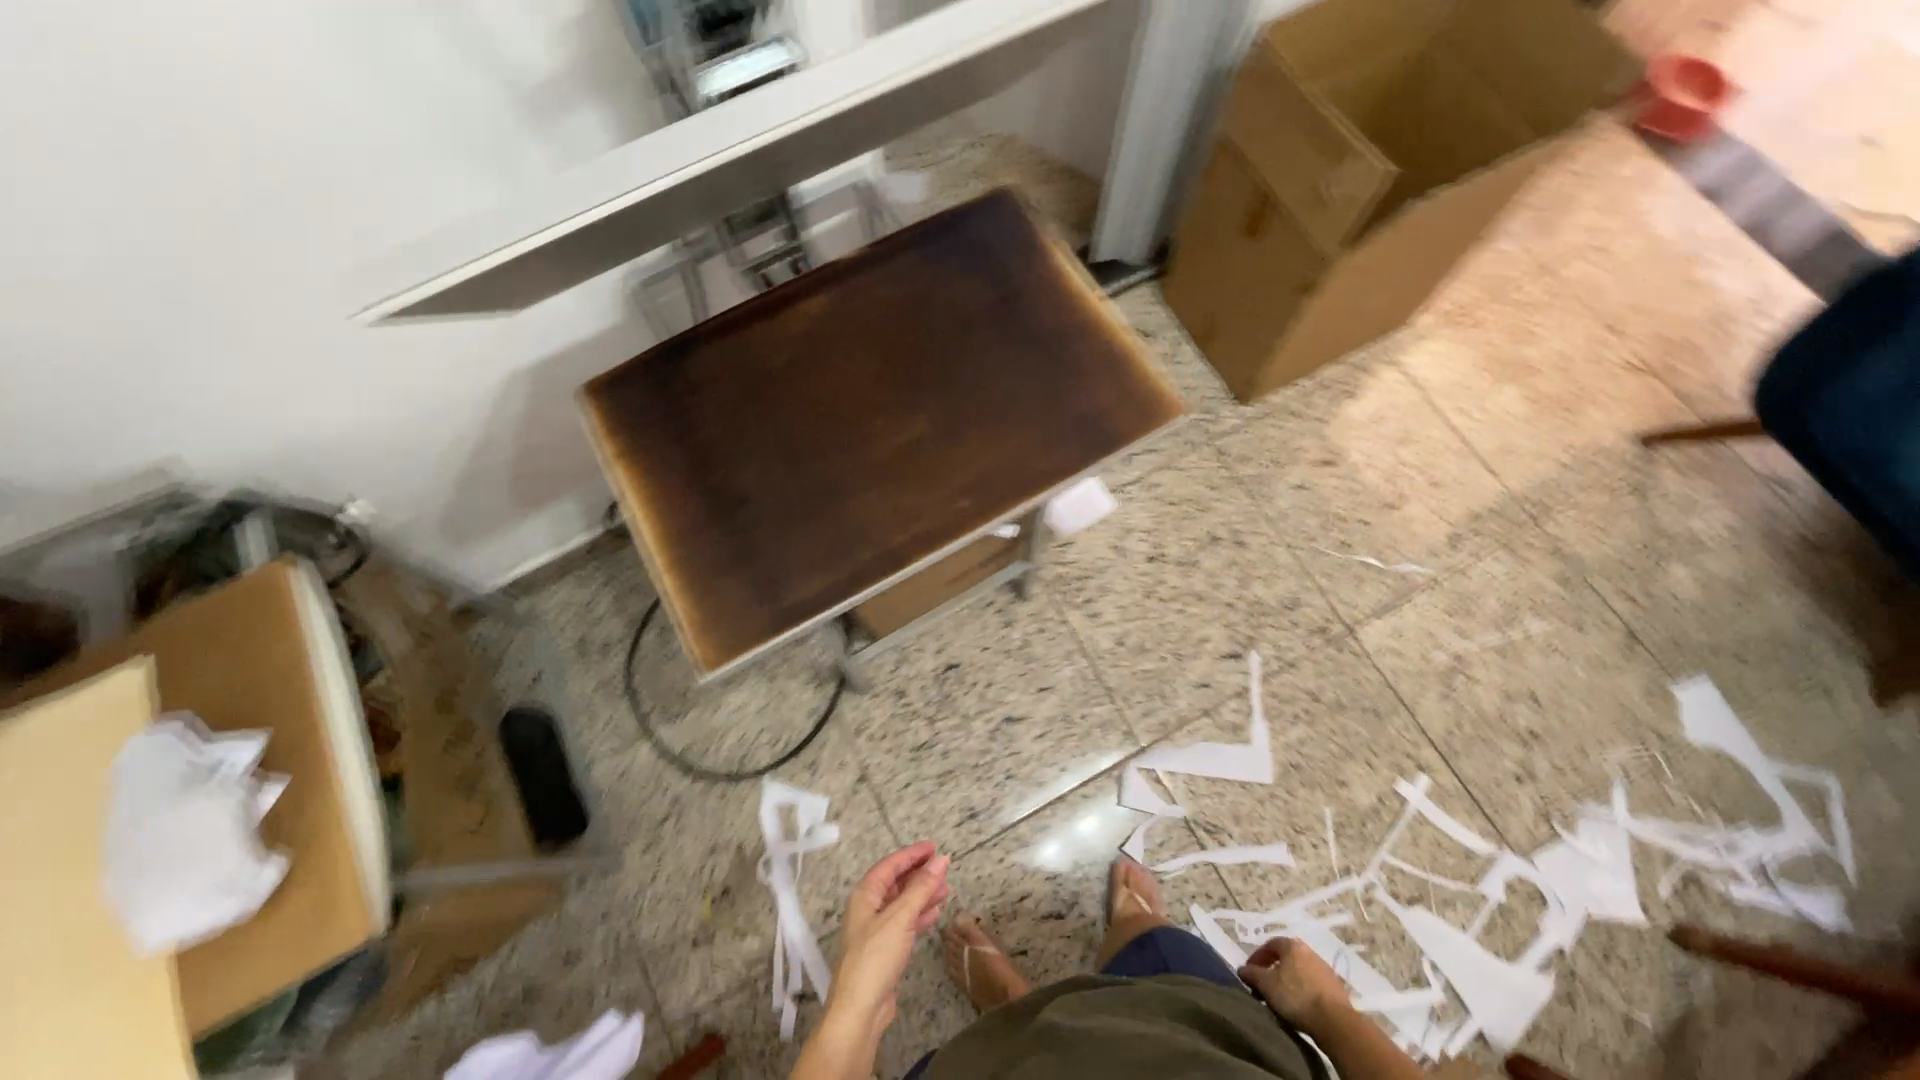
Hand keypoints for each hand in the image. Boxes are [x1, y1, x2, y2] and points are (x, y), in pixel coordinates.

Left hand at [831, 842, 951, 1033]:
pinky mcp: (885, 950)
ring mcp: (876, 931)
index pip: (889, 866)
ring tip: (947, 890)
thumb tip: (940, 860)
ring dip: (923, 895)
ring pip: (902, 904)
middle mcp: (868, 910)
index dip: (911, 854)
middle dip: (919, 874)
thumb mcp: (900, 917)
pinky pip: (905, 923)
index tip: (934, 847)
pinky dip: (920, 916)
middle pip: (895, 883)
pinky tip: (935, 914)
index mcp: (864, 896)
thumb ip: (921, 888)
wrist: (860, 1009)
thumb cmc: (875, 957)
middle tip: (944, 868)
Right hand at [1238, 937, 1350, 1031]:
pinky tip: (1298, 1004)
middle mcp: (1310, 951)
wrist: (1334, 1020)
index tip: (1249, 972)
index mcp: (1292, 946)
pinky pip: (1312, 984)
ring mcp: (1325, 969)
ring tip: (1280, 998)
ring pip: (1299, 971)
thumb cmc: (1295, 996)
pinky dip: (1302, 990)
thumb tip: (1242, 969)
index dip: (1257, 957)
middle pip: (1286, 957)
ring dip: (1287, 981)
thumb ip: (1251, 974)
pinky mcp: (1335, 987)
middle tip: (1263, 985)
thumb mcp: (1266, 984)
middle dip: (1272, 970)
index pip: (1270, 944)